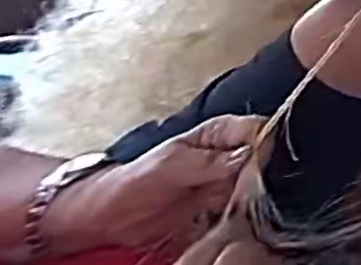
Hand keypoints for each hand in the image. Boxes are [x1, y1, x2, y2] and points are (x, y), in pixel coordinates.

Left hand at [41, 115, 263, 258]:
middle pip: (263, 161)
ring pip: (255, 187)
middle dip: (255, 181)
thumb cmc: (131, 181)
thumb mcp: (168, 166)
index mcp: (225, 132)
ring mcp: (227, 181)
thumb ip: (209, 161)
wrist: (95, 218)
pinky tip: (228, 230)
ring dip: (248, 204)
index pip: (261, 131)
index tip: (256, 171)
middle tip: (237, 202)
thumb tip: (249, 155)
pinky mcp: (219, 208)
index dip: (265, 148)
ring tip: (232, 219)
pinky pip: (238, 211)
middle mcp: (233, 153)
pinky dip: (236, 222)